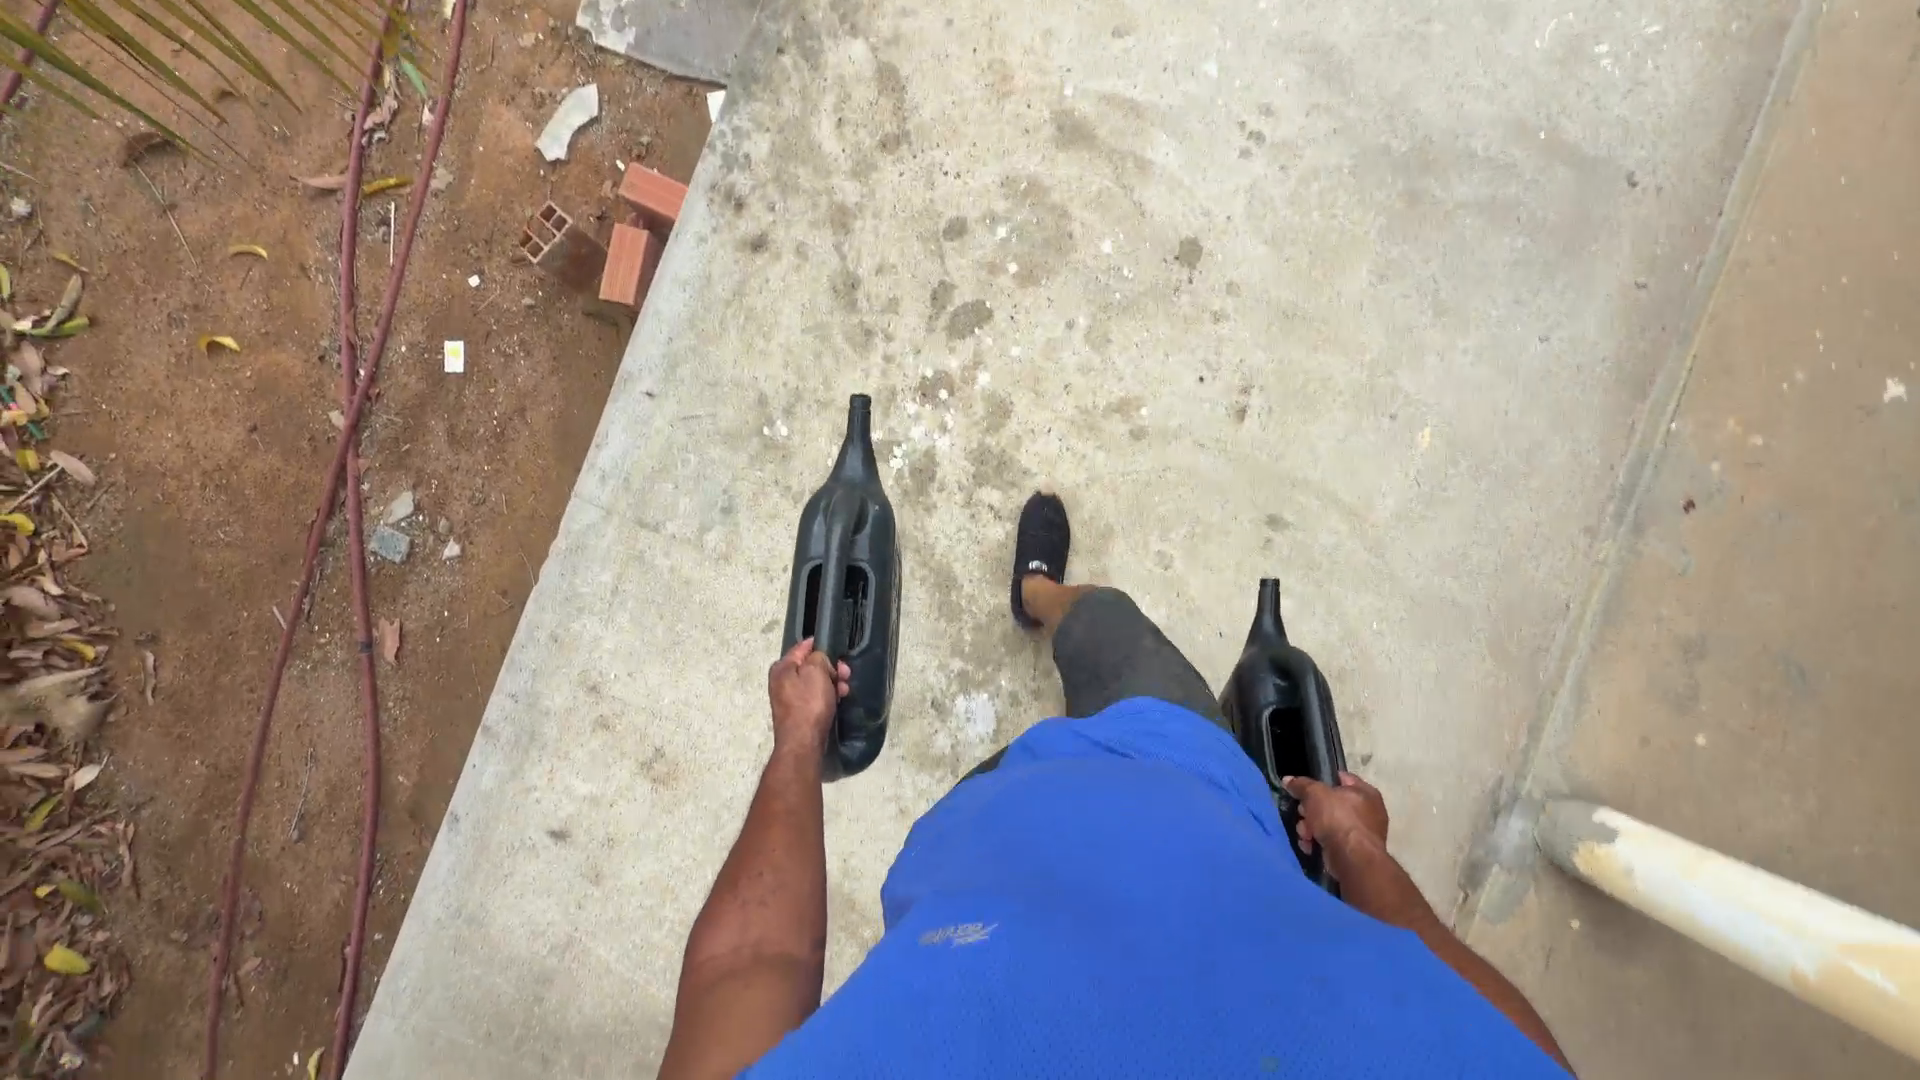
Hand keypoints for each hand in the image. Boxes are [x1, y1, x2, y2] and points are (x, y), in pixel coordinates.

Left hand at [766, 638, 850, 754]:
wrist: (803, 742)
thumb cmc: (809, 703)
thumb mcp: (816, 671)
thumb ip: (818, 656)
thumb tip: (818, 658)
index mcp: (782, 667)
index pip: (803, 647)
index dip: (822, 645)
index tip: (838, 650)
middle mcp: (782, 680)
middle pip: (811, 665)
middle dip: (831, 667)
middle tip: (845, 673)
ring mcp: (789, 697)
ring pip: (815, 682)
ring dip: (832, 682)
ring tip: (845, 689)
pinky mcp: (798, 711)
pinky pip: (814, 696)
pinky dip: (827, 695)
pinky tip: (838, 699)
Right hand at [1280, 771, 1389, 882]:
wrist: (1352, 859)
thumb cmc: (1338, 818)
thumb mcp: (1314, 793)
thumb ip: (1301, 784)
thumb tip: (1288, 780)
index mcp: (1365, 792)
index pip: (1340, 778)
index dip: (1320, 780)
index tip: (1304, 787)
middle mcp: (1367, 811)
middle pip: (1329, 803)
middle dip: (1310, 810)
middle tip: (1302, 814)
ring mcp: (1361, 833)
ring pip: (1327, 823)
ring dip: (1310, 828)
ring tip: (1305, 834)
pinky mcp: (1353, 851)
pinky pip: (1331, 840)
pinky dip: (1318, 842)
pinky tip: (1309, 845)